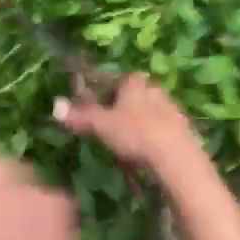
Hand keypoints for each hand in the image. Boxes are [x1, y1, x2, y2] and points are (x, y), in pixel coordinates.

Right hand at [55, 72, 194, 167]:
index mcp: (135, 82)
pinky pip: (162, 129)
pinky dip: (152, 136)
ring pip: (149, 111)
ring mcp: (173, 110)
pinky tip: (145, 151)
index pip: (116, 78)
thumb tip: (55, 106)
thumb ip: (79, 115)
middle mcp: (155, 90)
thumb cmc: (135, 134)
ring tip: (125, 141)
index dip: (104, 89)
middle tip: (108, 123)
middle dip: (122, 106)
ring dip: (138, 122)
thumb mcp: (101, 125)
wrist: (178, 160)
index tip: (94, 103)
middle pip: (134, 94)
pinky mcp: (185, 130)